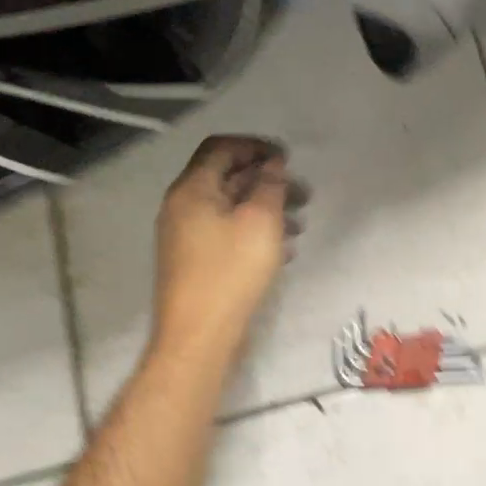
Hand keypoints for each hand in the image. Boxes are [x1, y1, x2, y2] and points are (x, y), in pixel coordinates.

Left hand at [152, 135, 306, 355]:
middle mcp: (182, 207)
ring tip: (299, 225)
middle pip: (227, 178)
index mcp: (192, 189)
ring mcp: (185, 237)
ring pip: (230, 209)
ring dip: (265, 209)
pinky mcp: (194, 263)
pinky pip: (226, 234)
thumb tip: (271, 165)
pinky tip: (283, 251)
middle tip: (303, 194)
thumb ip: (269, 186)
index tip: (288, 160)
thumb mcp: (261, 221)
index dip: (256, 147)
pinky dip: (253, 233)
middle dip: (267, 181)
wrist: (198, 339)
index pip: (221, 148)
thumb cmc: (231, 273)